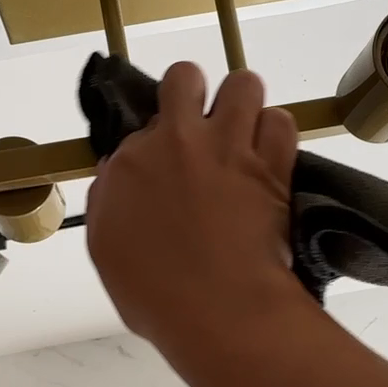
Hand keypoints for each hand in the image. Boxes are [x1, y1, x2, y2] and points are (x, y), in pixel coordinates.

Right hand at [86, 64, 304, 344]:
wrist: (218, 308)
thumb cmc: (155, 295)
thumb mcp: (106, 252)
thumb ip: (108, 203)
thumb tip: (116, 174)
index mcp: (130, 163)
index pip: (141, 127)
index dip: (154, 143)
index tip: (164, 166)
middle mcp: (177, 141)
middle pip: (185, 78)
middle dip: (192, 93)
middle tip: (201, 129)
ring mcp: (229, 147)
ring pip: (243, 84)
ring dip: (242, 105)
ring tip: (242, 135)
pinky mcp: (273, 164)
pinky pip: (282, 121)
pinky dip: (276, 135)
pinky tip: (270, 156)